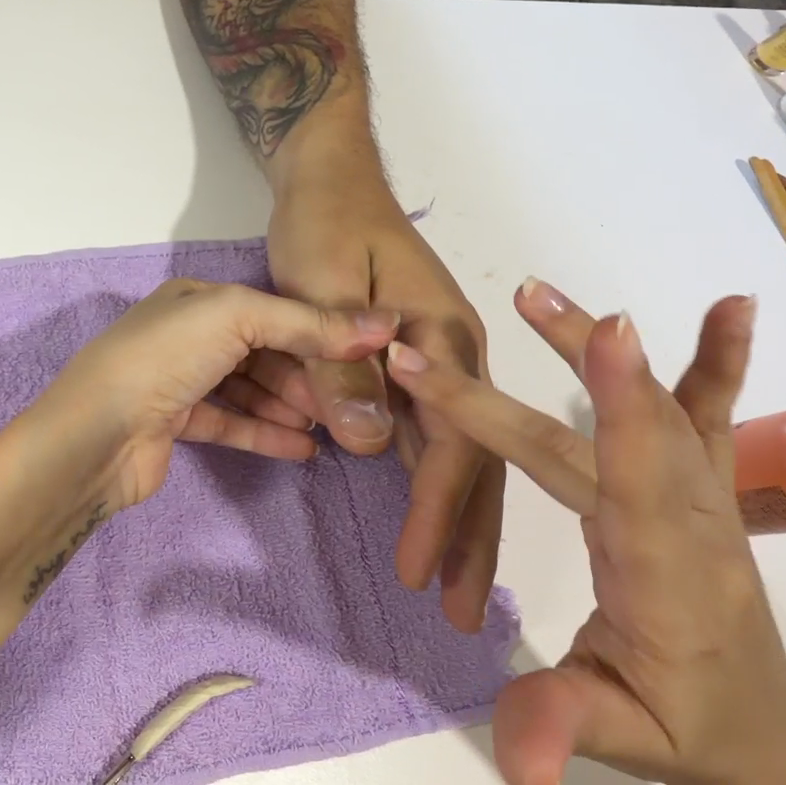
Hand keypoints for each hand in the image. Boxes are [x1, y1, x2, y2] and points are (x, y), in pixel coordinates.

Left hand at [31, 279, 398, 509]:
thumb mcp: (235, 318)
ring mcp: (178, 380)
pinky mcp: (174, 424)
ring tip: (331, 427)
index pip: (269, 311)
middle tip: (349, 404)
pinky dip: (264, 433)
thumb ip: (307, 321)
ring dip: (288, 406)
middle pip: (261, 352)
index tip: (364, 358)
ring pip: (247, 389)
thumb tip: (383, 323)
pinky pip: (230, 423)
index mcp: (195, 299)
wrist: (97, 433)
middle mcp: (186, 335)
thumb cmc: (164, 357)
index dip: (316, 332)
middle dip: (305, 375)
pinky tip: (302, 450)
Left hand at [267, 161, 503, 630]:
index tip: (419, 573)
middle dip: (464, 533)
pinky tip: (407, 505)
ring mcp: (424, 356)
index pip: (449, 441)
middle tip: (461, 609)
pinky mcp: (393, 357)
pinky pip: (407, 425)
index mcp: (440, 336)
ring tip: (443, 576)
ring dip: (442, 512)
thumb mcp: (320, 283)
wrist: (323, 174)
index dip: (433, 510)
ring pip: (439, 447)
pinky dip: (406, 469)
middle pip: (465, 455)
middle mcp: (447, 353)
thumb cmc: (323, 221)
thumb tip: (374, 446)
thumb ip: (341, 362)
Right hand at [385, 279, 785, 784]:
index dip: (616, 406)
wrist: (768, 735)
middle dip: (552, 370)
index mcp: (667, 572)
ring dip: (594, 346)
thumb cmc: (685, 727)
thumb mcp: (622, 737)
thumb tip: (514, 760)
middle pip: (618, 430)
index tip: (606, 332)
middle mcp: (690, 520)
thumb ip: (567, 727)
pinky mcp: (702, 490)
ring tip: (537, 292)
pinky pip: (711, 417)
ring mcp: (702, 499)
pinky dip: (717, 360)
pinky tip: (728, 305)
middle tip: (495, 309)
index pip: (634, 478)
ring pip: (655, 405)